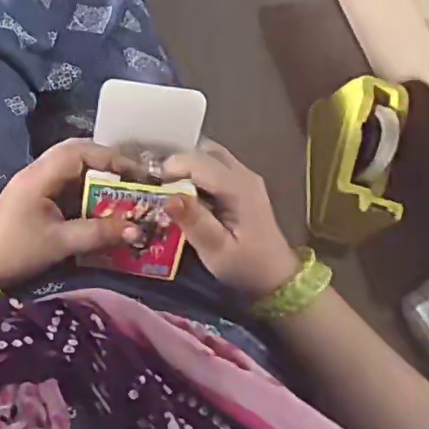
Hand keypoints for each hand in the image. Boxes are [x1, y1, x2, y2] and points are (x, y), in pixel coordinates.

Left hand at [0, 138, 143, 288]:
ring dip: (99, 178)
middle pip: (78, 154)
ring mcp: (37, 184)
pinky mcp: (38, 198)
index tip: (136, 173)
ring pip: (74, 169)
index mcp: (39, 176)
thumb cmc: (15, 250)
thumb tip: (137, 230)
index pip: (79, 152)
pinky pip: (68, 185)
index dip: (110, 158)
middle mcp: (38, 172)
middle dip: (108, 164)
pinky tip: (105, 206)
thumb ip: (98, 233)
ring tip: (126, 192)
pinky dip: (88, 192)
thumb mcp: (59, 243)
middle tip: (135, 180)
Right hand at [162, 141, 302, 300]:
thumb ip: (194, 221)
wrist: (277, 278)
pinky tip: (185, 190)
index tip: (151, 183)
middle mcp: (244, 175)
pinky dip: (196, 170)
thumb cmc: (245, 266)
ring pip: (210, 155)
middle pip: (204, 151)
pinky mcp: (244, 184)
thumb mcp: (216, 250)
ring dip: (187, 164)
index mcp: (238, 188)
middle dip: (177, 161)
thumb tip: (169, 197)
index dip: (172, 167)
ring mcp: (246, 177)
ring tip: (167, 185)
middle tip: (156, 182)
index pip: (199, 161)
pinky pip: (216, 165)